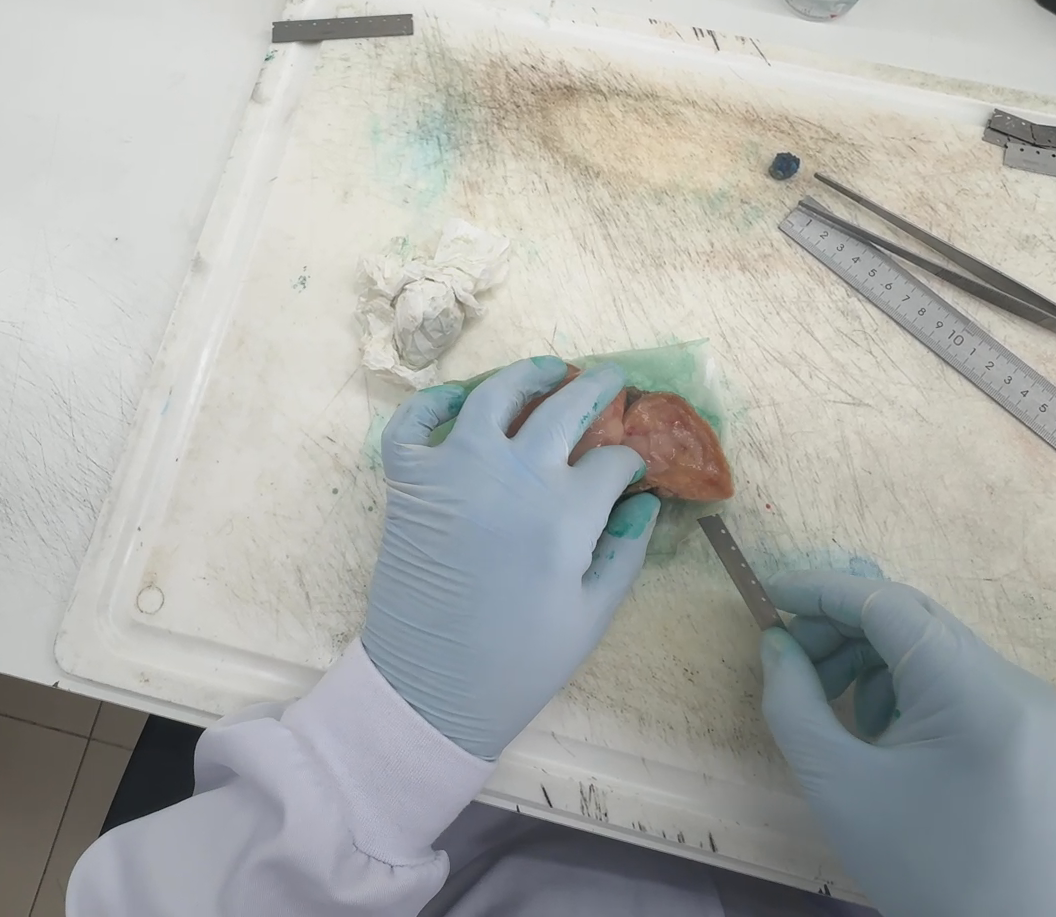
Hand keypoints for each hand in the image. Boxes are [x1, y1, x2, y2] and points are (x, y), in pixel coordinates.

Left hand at [362, 357, 660, 759]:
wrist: (431, 686)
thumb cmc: (519, 660)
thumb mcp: (591, 613)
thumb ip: (624, 550)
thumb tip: (645, 500)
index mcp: (565, 511)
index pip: (612, 460)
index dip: (630, 457)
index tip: (633, 460)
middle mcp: (513, 474)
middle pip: (564, 408)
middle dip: (597, 387)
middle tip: (609, 378)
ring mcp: (455, 469)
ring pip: (494, 394)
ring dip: (526, 374)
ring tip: (549, 368)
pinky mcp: (410, 480)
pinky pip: (414, 423)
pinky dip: (432, 402)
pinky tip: (460, 398)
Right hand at [759, 571, 1055, 916]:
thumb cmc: (916, 869)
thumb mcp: (832, 780)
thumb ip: (791, 697)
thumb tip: (776, 640)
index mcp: (976, 697)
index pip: (886, 604)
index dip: (821, 590)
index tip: (770, 595)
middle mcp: (1016, 686)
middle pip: (909, 615)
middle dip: (840, 625)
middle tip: (792, 657)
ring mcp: (1032, 705)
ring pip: (928, 640)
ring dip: (867, 653)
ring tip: (832, 701)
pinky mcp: (1033, 726)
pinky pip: (952, 672)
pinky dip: (901, 679)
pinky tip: (878, 726)